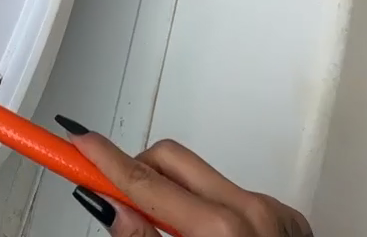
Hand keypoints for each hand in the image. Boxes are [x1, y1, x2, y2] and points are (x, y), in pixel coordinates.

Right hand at [64, 125, 311, 236]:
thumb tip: (110, 207)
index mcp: (222, 231)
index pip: (145, 181)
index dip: (104, 158)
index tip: (76, 139)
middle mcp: (251, 210)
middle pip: (168, 159)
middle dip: (138, 171)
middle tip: (118, 198)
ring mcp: (275, 212)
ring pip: (198, 175)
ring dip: (174, 192)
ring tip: (172, 233)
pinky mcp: (290, 218)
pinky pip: (229, 192)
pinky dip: (207, 206)